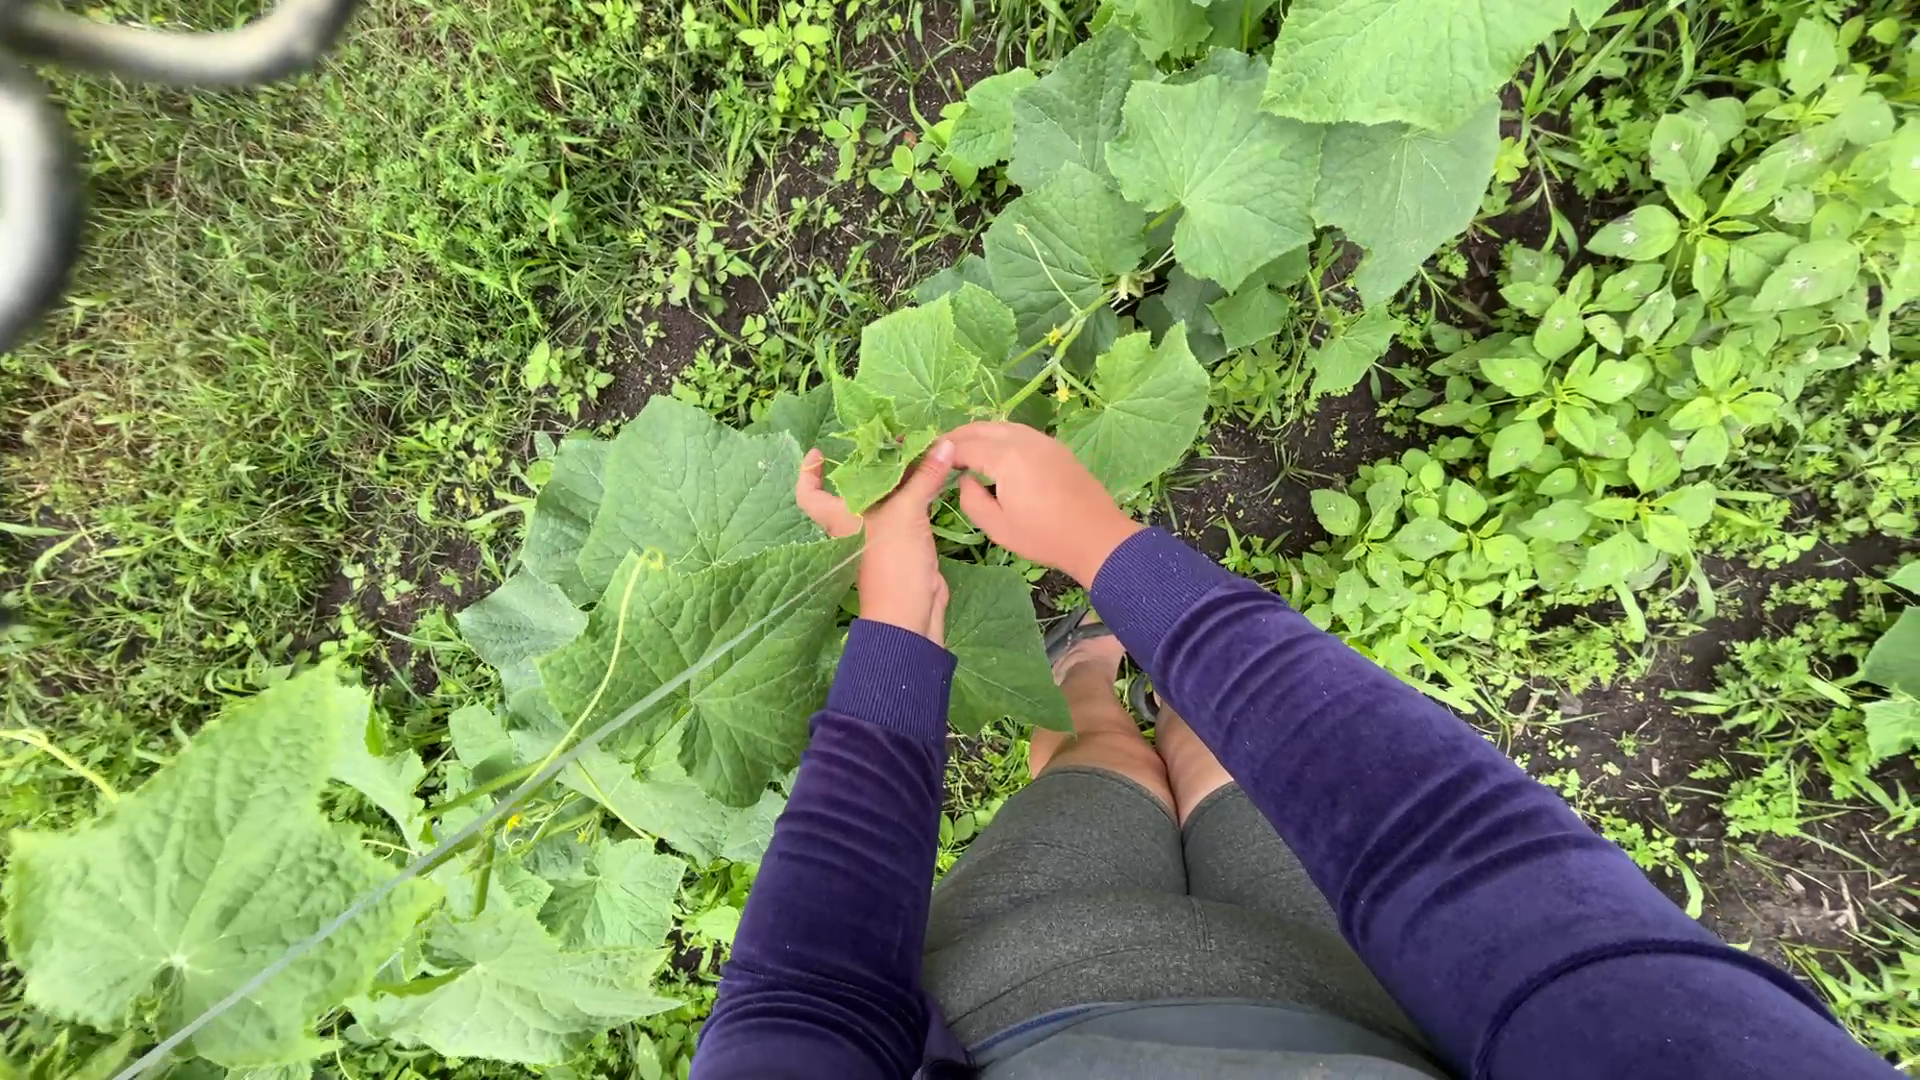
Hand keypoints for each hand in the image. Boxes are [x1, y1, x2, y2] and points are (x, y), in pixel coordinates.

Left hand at [796, 442, 953, 644]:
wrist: (911, 611)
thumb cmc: (892, 561)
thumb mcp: (905, 513)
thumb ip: (924, 477)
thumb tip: (944, 443)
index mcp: (841, 516)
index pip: (809, 493)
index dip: (808, 472)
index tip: (819, 452)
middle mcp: (858, 521)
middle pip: (858, 485)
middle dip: (873, 461)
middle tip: (891, 437)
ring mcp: (884, 531)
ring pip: (889, 494)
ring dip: (903, 474)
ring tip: (919, 447)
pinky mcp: (908, 539)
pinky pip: (911, 506)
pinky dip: (921, 490)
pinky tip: (936, 473)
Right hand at [945, 422, 1143, 586]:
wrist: (1096, 537)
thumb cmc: (1044, 536)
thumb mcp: (998, 526)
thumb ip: (972, 500)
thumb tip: (965, 480)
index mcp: (1006, 457)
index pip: (965, 446)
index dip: (944, 452)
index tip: (928, 459)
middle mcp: (1024, 440)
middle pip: (983, 427)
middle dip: (958, 436)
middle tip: (940, 449)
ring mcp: (1043, 441)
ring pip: (1003, 426)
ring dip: (980, 433)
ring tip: (964, 449)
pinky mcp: (1056, 448)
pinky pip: (1020, 433)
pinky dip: (1000, 436)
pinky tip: (995, 453)